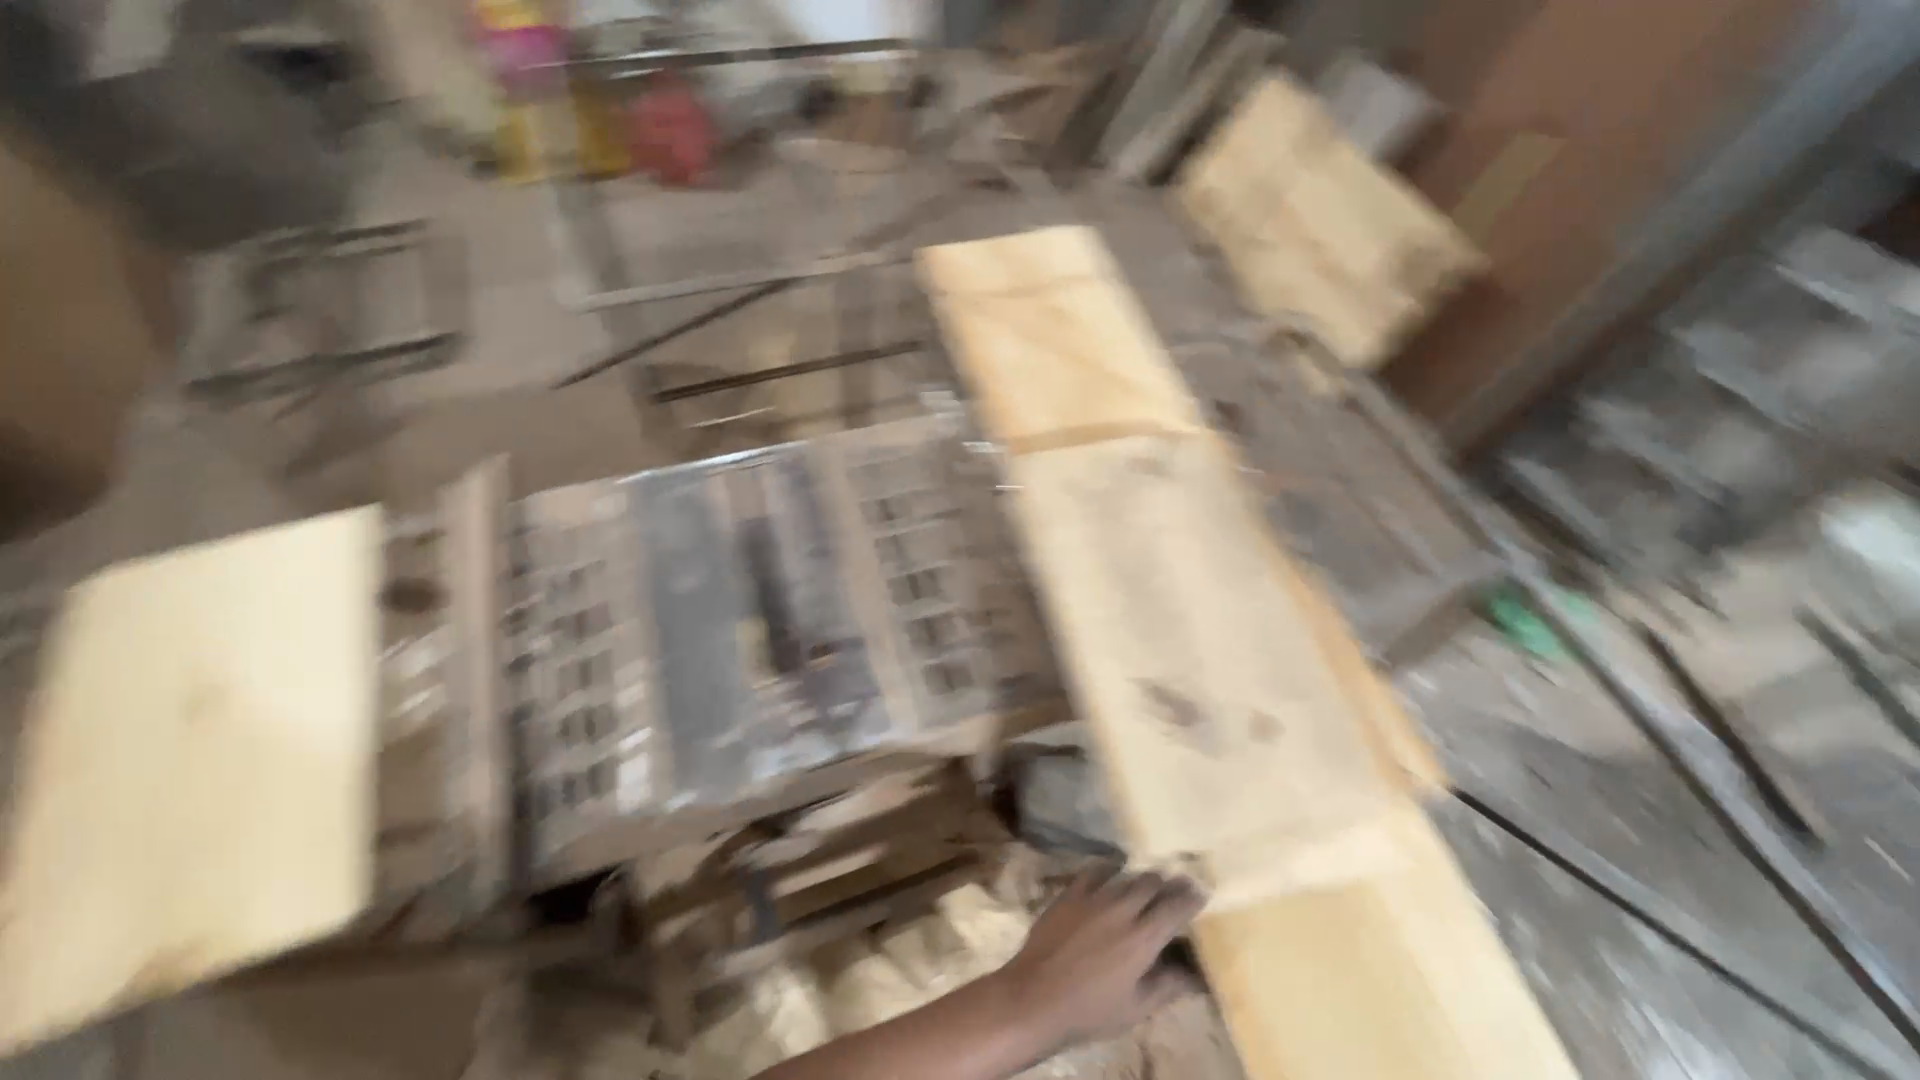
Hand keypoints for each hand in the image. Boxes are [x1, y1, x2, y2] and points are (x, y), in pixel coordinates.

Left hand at [993, 867, 1206, 1051]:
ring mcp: (1094, 897)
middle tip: (1177, 886)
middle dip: (1169, 883)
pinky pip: (1095, 871)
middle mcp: (1122, 909)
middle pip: (1153, 883)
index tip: (1201, 892)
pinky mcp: (1070, 893)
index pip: (1176, 907)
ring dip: (1142, 878)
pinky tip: (1113, 872)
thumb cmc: (1090, 1010)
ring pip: (1127, 875)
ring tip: (1149, 882)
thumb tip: (1196, 975)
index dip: (1191, 897)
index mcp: (1143, 938)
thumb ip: (1168, 986)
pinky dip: (1110, 869)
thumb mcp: (1136, 1008)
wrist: (1036, 997)